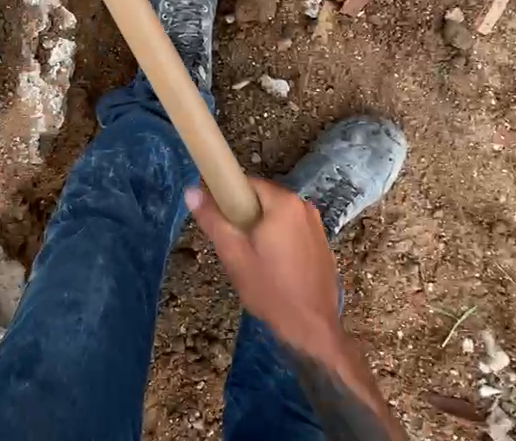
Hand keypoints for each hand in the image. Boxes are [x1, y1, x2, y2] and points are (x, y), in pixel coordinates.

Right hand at [187, 179, 343, 359]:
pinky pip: (292, 232)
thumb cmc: (271, 290)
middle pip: (262, 200)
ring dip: (262, 231)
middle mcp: (304, 206)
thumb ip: (212, 219)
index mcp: (283, 202)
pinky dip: (280, 242)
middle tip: (235, 246)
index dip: (228, 200)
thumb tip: (191, 191)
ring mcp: (317, 226)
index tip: (220, 222)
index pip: (246, 184)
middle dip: (245, 217)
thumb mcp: (234, 254)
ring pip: (277, 217)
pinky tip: (274, 269)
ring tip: (253, 261)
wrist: (314, 332)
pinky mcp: (323, 245)